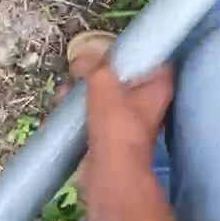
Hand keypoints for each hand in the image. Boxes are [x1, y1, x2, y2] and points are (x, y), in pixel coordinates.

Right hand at [76, 51, 172, 192]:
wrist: (109, 177)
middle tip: (80, 66)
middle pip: (125, 75)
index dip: (136, 47)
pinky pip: (95, 115)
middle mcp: (149, 101)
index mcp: (158, 85)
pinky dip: (80, 110)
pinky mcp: (111, 135)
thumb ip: (94, 66)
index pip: (154, 56)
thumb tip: (81, 57)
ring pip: (106, 95)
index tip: (114, 44)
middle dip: (99, 71)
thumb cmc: (116, 127)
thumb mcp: (104, 86)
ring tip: (65, 90)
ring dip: (85, 91)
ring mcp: (130, 119)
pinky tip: (61, 107)